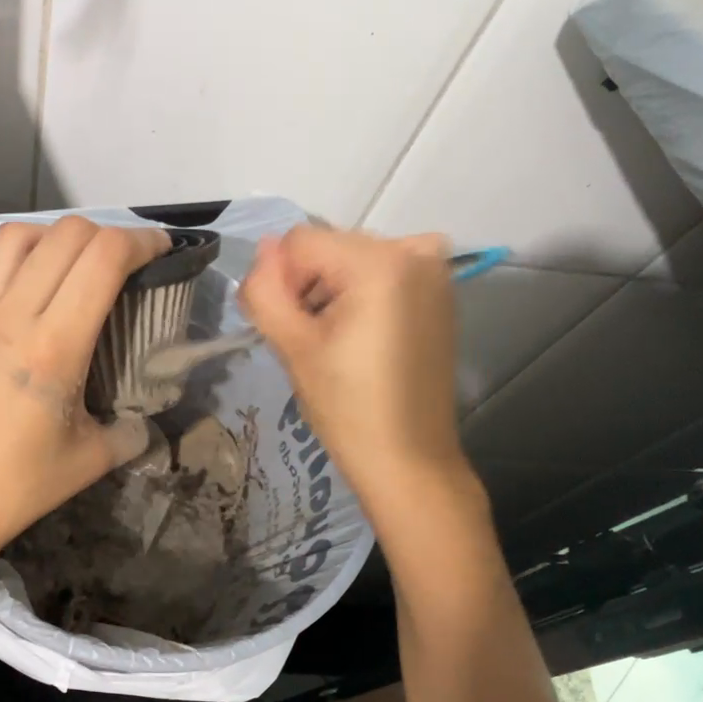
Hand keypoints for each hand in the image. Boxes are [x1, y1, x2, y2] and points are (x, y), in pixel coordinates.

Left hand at [0, 217, 170, 573]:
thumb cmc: (17, 487)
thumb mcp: (90, 461)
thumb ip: (128, 431)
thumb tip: (142, 421)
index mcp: (51, 347)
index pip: (102, 258)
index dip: (141, 242)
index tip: (161, 253)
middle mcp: (10, 318)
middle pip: (64, 235)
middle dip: (108, 234)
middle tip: (130, 261)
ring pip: (17, 239)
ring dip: (57, 237)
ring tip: (79, 266)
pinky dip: (25, 263)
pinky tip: (40, 301)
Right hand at [239, 226, 465, 483]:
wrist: (409, 459)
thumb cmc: (347, 407)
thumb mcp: (293, 346)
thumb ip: (265, 291)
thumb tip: (262, 250)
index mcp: (379, 261)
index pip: (298, 242)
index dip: (282, 284)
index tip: (292, 332)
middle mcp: (414, 250)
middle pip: (328, 247)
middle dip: (310, 286)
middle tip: (313, 344)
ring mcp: (433, 270)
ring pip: (352, 261)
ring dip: (332, 293)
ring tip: (337, 346)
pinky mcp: (439, 292)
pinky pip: (382, 275)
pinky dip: (361, 297)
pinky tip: (361, 341)